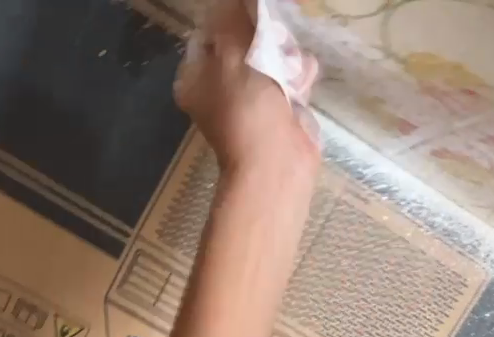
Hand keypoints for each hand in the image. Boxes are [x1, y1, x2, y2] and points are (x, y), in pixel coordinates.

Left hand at [175, 0, 321, 183]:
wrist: (274, 163)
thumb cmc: (245, 107)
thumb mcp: (232, 50)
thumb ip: (234, 14)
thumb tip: (242, 0)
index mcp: (195, 77)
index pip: (211, 28)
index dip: (234, 13)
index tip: (255, 8)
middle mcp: (220, 86)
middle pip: (246, 37)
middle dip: (266, 35)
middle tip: (275, 42)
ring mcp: (251, 98)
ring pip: (274, 52)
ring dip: (286, 56)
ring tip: (288, 72)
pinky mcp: (280, 107)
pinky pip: (292, 75)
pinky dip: (298, 78)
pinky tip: (299, 87)